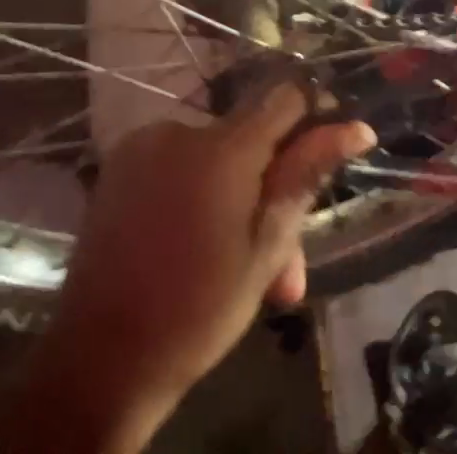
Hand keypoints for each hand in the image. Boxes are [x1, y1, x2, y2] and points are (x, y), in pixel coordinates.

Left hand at [39, 81, 373, 412]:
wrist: (99, 361)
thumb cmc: (199, 309)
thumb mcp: (268, 246)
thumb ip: (306, 176)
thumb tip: (357, 127)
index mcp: (221, 147)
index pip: (285, 97)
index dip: (314, 117)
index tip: (328, 156)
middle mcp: (178, 131)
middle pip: (250, 138)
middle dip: (275, 189)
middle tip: (289, 265)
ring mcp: (140, 148)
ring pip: (216, 160)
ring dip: (240, 202)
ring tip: (250, 272)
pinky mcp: (117, 170)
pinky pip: (180, 169)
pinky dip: (201, 199)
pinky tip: (204, 248)